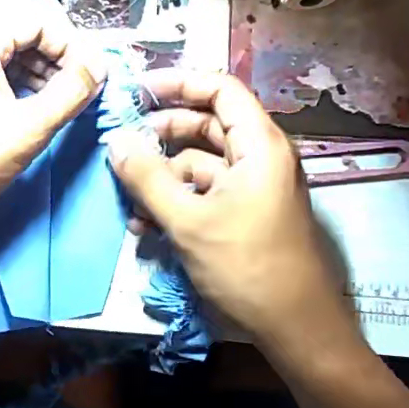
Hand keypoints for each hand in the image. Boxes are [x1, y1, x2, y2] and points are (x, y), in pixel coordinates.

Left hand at [0, 11, 105, 265]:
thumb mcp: (31, 126)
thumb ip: (72, 91)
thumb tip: (99, 68)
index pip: (36, 19)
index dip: (71, 45)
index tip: (91, 76)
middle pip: (18, 31)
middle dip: (56, 57)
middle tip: (79, 90)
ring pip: (2, 52)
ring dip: (37, 71)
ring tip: (60, 103)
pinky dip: (14, 83)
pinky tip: (30, 110)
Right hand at [106, 71, 358, 362]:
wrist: (295, 324)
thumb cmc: (246, 265)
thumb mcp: (188, 221)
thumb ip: (148, 178)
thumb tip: (114, 141)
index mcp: (260, 143)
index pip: (220, 88)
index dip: (177, 82)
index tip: (135, 93)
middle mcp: (261, 156)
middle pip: (208, 124)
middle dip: (162, 134)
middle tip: (122, 145)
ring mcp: (255, 185)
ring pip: (203, 162)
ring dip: (164, 176)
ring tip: (128, 198)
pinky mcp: (247, 212)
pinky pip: (208, 191)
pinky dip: (179, 200)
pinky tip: (146, 224)